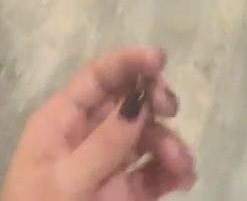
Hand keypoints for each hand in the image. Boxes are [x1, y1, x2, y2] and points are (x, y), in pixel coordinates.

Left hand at [0, 46, 195, 200]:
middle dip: (152, 99)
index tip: (161, 59)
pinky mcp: (122, 197)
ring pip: (144, 137)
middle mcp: (85, 136)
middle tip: (171, 108)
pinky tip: (185, 178)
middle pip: (126, 102)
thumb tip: (139, 102)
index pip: (97, 78)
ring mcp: (105, 167)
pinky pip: (150, 174)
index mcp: (61, 121)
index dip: (128, 62)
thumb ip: (103, 145)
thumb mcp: (65, 184)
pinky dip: (171, 171)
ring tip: (181, 164)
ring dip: (167, 142)